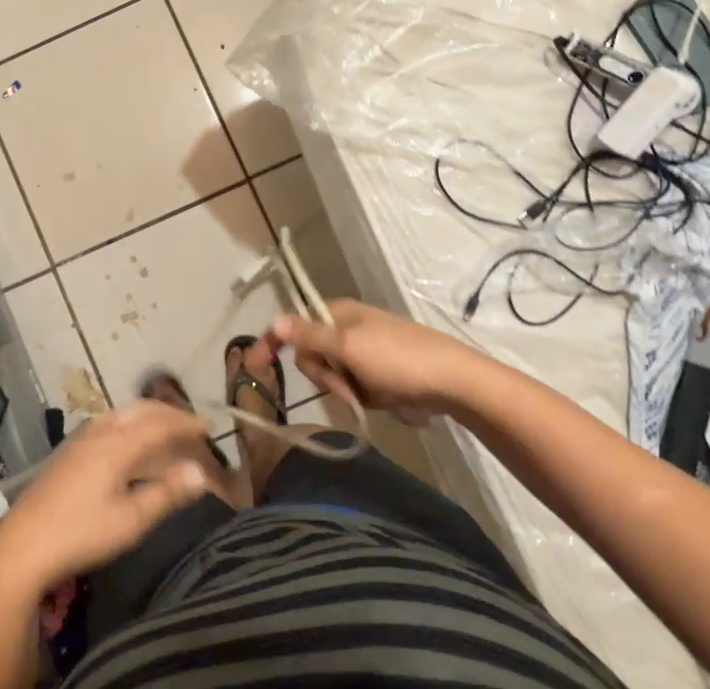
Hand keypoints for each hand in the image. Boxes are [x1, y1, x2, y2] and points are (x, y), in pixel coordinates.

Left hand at [0, 402, 210, 588]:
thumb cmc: (82, 533)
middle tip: (190, 424)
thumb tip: (200, 472)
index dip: (186, 424)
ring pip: (121, 415)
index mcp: (117, 444)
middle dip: (167, 413)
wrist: (23, 545)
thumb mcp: (132, 520)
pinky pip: (108, 425)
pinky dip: (129, 425)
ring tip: (164, 429)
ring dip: (146, 416)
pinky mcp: (68, 453)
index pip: (160, 424)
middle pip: (139, 411)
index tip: (209, 427)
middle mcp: (99, 433)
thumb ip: (167, 493)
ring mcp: (79, 441)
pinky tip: (130, 444)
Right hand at [265, 299, 470, 415]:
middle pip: (311, 354)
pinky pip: (353, 386)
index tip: (255, 362)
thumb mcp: (348, 346)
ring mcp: (365, 350)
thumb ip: (309, 335)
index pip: (294, 323)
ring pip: (332, 375)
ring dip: (344, 389)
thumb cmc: (397, 359)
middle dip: (324, 375)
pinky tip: (380, 398)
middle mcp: (348, 327)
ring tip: (368, 394)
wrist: (453, 382)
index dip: (275, 341)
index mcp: (339, 311)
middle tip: (345, 386)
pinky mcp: (379, 372)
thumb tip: (274, 319)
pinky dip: (362, 396)